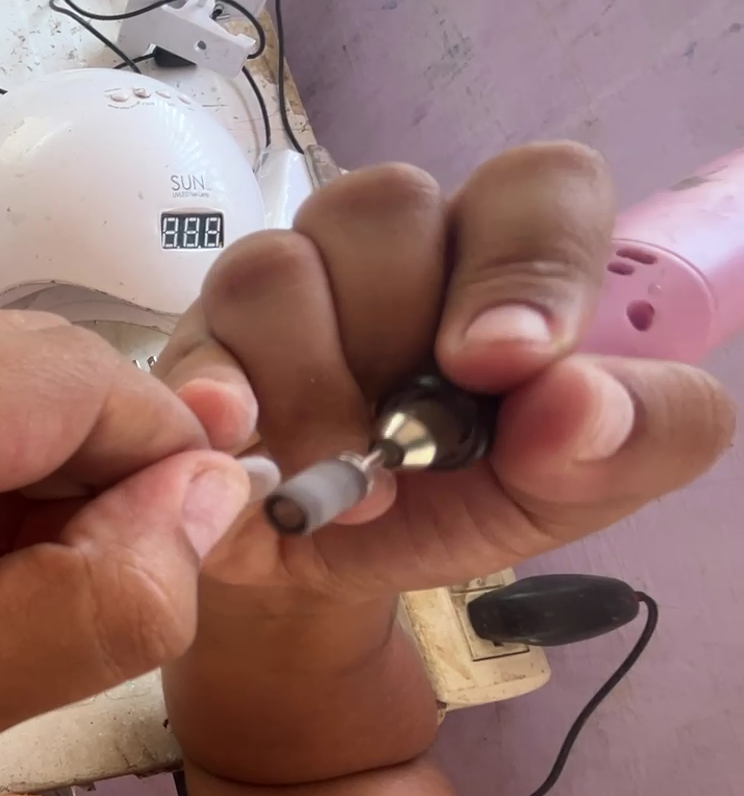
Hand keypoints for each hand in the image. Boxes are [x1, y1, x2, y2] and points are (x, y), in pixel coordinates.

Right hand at [154, 144, 733, 782]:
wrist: (283, 605)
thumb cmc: (411, 537)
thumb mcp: (545, 507)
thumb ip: (619, 445)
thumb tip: (579, 394)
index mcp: (466, 282)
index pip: (522, 191)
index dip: (522, 255)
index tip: (505, 366)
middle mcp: (358, 276)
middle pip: (373, 207)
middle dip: (391, 309)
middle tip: (394, 421)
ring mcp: (253, 314)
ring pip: (272, 265)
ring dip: (298, 364)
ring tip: (298, 459)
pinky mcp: (176, 367)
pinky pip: (184, 349)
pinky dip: (207, 391)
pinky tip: (224, 444)